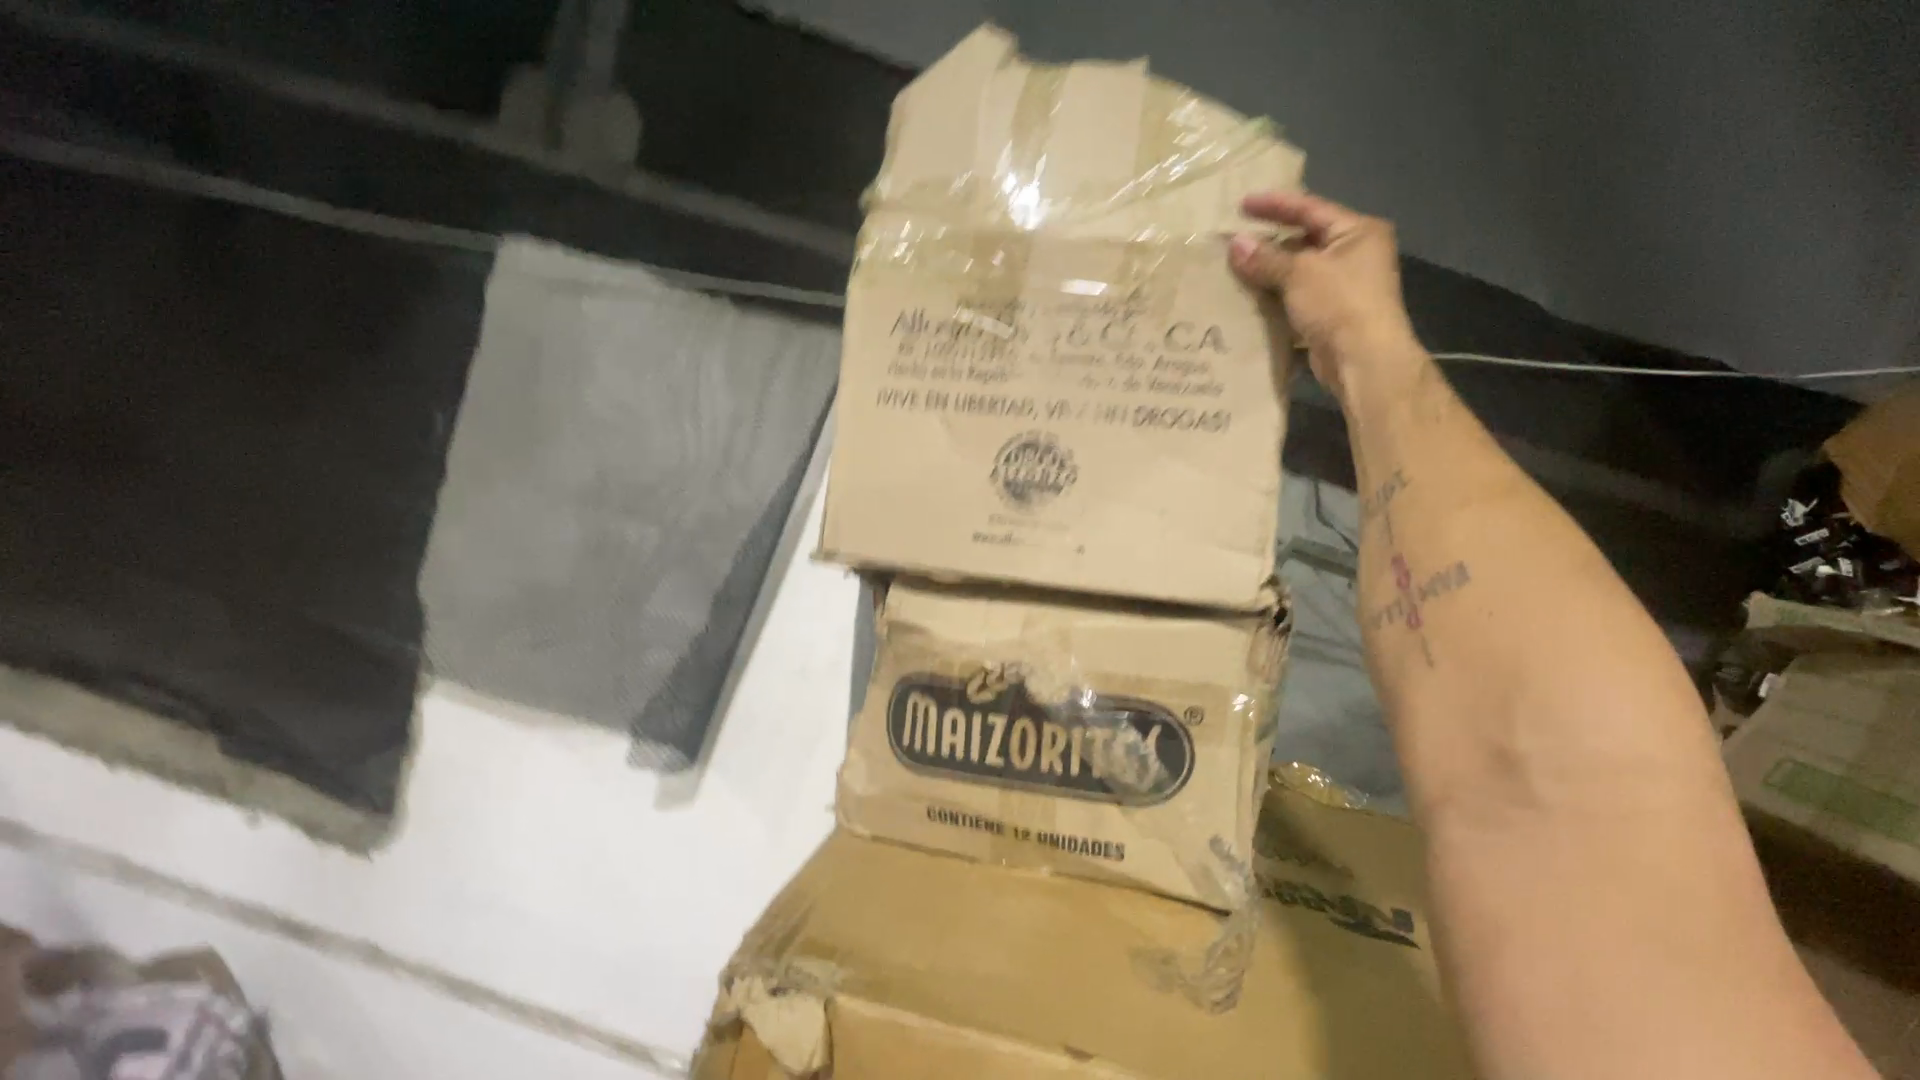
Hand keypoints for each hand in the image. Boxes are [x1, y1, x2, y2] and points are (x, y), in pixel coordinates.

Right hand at [1229, 192, 1421, 401]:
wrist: (1362, 359)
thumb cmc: (1339, 303)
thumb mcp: (1299, 273)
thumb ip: (1265, 258)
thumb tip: (1234, 244)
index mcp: (1357, 231)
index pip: (1311, 208)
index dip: (1275, 204)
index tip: (1242, 204)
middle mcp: (1355, 253)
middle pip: (1305, 238)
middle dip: (1270, 240)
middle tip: (1235, 237)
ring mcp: (1345, 285)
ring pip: (1299, 269)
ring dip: (1270, 269)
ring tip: (1235, 266)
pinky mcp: (1331, 313)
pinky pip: (1297, 295)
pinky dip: (1276, 293)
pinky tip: (1250, 294)